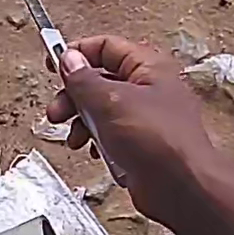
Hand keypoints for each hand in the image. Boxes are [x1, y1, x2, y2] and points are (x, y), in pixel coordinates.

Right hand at [47, 36, 227, 224]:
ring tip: (74, 137)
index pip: (106, 47)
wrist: (180, 187)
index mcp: (147, 67)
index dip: (77, 53)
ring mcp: (144, 118)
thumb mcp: (110, 103)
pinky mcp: (140, 145)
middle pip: (100, 81)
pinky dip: (96, 141)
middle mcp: (148, 89)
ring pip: (102, 111)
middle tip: (57, 111)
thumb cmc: (158, 142)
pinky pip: (110, 135)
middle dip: (74, 96)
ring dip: (81, 123)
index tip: (54, 63)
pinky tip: (92, 151)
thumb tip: (69, 61)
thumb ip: (84, 80)